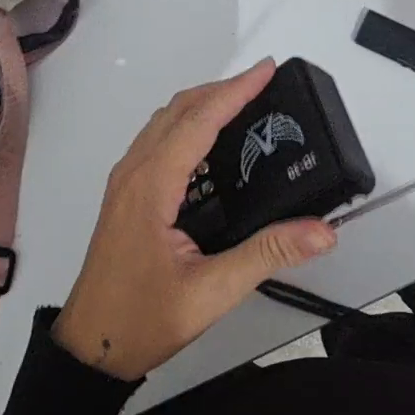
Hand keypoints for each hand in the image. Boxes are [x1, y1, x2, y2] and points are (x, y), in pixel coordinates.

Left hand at [52, 60, 337, 379]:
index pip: (198, 121)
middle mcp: (133, 172)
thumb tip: (323, 229)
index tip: (268, 69)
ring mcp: (125, 181)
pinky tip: (213, 145)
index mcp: (151, 185)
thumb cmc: (144, 318)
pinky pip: (157, 142)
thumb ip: (267, 254)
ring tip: (244, 105)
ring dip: (202, 105)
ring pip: (164, 123)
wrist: (91, 345)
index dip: (235, 91)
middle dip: (221, 89)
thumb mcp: (211, 292)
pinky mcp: (126, 195)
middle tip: (264, 84)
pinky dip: (187, 126)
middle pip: (178, 110)